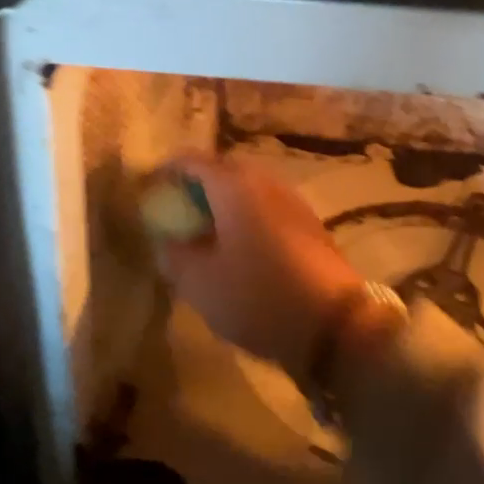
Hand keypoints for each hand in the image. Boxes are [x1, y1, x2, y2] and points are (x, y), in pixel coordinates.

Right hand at [154, 157, 364, 376]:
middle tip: (175, 215)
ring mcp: (291, 200)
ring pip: (247, 190)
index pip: (192, 161)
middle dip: (196, 188)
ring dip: (224, 204)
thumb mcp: (200, 283)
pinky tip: (240, 250)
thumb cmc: (258, 296)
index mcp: (234, 185)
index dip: (167, 172)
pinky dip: (247, 219)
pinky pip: (267, 208)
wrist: (334, 322)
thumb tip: (166, 238)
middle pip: (223, 171)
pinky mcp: (309, 223)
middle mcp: (264, 181)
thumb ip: (174, 255)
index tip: (149, 191)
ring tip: (205, 235)